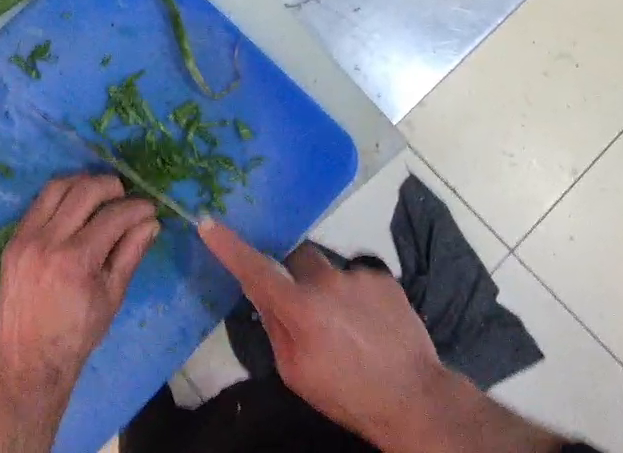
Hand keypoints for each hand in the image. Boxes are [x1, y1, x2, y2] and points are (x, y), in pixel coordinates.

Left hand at [0, 173, 159, 389]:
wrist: (29, 361)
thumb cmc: (77, 334)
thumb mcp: (112, 296)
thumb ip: (130, 253)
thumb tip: (151, 222)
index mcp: (76, 260)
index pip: (113, 216)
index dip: (137, 208)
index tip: (150, 208)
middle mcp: (48, 242)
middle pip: (84, 191)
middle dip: (111, 186)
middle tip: (126, 195)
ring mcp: (26, 239)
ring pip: (56, 187)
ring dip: (83, 183)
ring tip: (100, 193)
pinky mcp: (13, 241)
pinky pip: (38, 204)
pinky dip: (60, 197)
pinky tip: (75, 205)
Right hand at [200, 220, 447, 442]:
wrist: (414, 398)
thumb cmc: (347, 393)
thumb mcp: (296, 371)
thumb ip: (275, 326)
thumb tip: (263, 294)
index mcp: (300, 308)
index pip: (255, 269)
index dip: (228, 246)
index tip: (208, 223)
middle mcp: (326, 281)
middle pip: (297, 260)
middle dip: (295, 277)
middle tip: (305, 310)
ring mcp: (358, 276)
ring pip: (329, 272)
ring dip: (330, 292)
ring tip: (348, 329)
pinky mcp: (384, 278)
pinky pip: (357, 280)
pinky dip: (357, 298)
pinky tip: (369, 326)